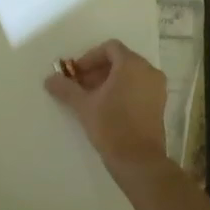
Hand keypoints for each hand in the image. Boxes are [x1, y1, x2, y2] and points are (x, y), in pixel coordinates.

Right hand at [45, 39, 169, 174]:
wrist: (139, 161)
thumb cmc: (111, 126)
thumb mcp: (83, 105)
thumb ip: (66, 88)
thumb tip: (49, 79)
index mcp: (132, 65)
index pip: (110, 48)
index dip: (90, 58)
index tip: (76, 74)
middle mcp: (149, 71)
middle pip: (120, 60)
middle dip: (98, 70)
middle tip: (80, 86)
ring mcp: (157, 88)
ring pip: (130, 74)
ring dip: (109, 80)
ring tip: (92, 98)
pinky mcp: (160, 104)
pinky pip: (139, 87)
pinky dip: (123, 90)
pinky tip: (108, 108)